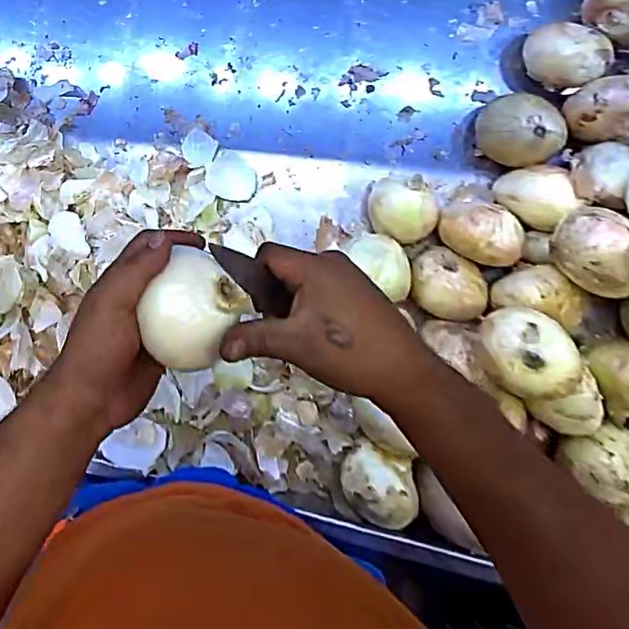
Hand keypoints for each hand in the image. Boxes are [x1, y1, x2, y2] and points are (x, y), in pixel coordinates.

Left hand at [37, 229, 203, 440]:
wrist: (91, 403)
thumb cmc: (95, 349)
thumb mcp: (113, 303)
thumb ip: (136, 271)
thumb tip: (163, 239)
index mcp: (119, 281)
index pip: (147, 247)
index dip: (172, 238)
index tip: (199, 244)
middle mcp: (134, 298)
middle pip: (166, 271)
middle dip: (191, 265)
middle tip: (219, 269)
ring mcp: (148, 325)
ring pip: (178, 303)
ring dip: (199, 297)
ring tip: (225, 296)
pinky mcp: (160, 350)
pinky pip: (185, 335)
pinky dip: (201, 330)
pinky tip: (221, 331)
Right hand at [220, 242, 436, 404]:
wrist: (407, 373)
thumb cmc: (347, 351)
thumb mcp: (294, 344)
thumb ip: (254, 338)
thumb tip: (221, 347)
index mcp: (313, 265)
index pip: (267, 255)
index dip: (252, 277)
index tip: (254, 309)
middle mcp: (331, 261)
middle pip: (284, 268)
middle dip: (272, 296)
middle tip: (276, 327)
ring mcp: (349, 275)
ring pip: (303, 280)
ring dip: (292, 304)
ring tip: (298, 336)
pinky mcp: (361, 291)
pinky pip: (322, 288)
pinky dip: (311, 307)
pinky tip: (320, 337)